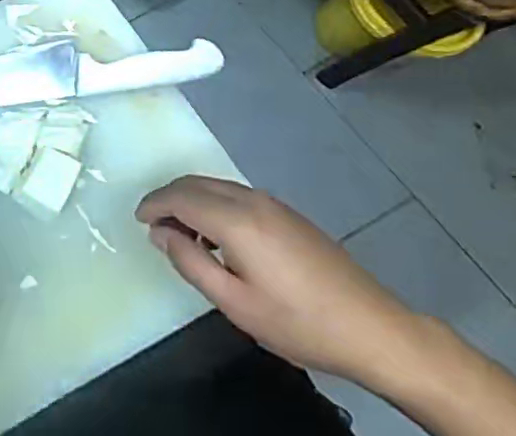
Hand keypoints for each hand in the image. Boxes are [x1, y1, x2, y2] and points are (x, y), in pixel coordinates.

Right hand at [136, 176, 424, 384]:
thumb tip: (161, 233)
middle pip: (194, 183)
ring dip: (190, 200)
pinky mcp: (288, 214)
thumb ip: (190, 262)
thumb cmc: (300, 323)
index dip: (153, 205)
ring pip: (214, 186)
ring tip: (183, 234)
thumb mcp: (235, 303)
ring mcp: (273, 204)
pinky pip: (235, 194)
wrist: (376, 331)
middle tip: (155, 227)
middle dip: (168, 198)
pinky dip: (212, 203)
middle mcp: (251, 200)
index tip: (139, 221)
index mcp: (235, 220)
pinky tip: (218, 236)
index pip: (179, 196)